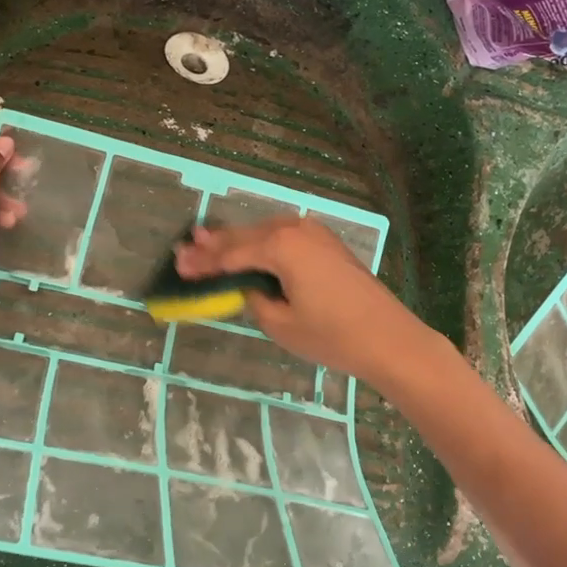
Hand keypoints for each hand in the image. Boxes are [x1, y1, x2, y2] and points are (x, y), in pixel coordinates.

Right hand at [172, 217, 440, 387]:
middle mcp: (294, 229)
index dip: (203, 263)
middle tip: (184, 252)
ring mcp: (314, 233)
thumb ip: (253, 298)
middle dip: (214, 247)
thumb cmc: (332, 335)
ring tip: (206, 244)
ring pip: (264, 232)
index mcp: (280, 245)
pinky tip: (248, 248)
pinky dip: (262, 243)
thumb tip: (248, 285)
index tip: (178, 266)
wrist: (388, 338)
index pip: (230, 254)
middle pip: (244, 237)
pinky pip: (283, 236)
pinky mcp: (327, 243)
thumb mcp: (280, 323)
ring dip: (237, 241)